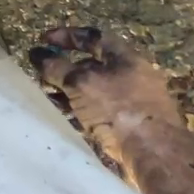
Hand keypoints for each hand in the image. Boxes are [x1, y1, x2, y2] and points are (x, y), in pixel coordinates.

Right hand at [30, 26, 186, 177]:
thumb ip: (56, 67)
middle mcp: (135, 78)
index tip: (44, 40)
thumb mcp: (80, 83)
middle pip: (94, 66)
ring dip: (72, 92)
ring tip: (49, 98)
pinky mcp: (135, 128)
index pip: (94, 37)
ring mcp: (137, 105)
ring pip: (96, 91)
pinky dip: (83, 111)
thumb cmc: (117, 110)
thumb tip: (36, 54)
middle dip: (66, 69)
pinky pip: (102, 112)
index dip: (67, 36)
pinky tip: (67, 118)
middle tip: (44, 73)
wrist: (157, 158)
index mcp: (127, 60)